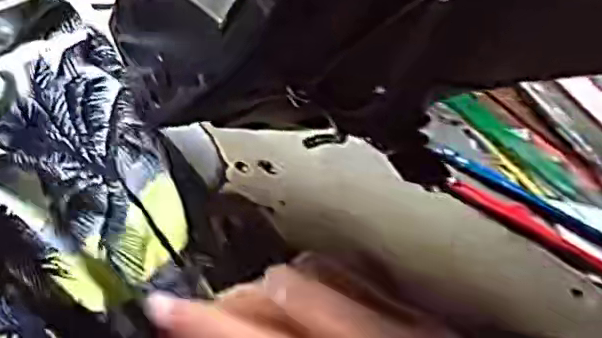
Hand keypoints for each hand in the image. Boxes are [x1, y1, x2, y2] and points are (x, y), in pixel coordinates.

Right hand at [146, 255, 451, 337]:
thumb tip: (217, 335)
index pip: (260, 329)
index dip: (197, 317)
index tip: (157, 305)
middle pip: (286, 288)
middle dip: (233, 297)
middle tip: (200, 314)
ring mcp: (422, 330)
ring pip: (323, 271)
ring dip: (274, 284)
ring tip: (250, 304)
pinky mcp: (443, 329)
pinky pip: (365, 282)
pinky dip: (323, 286)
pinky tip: (312, 301)